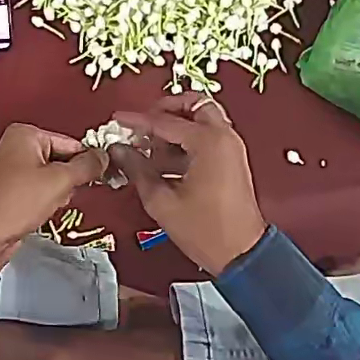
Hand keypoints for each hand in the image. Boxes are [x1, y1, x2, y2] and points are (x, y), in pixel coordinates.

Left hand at [0, 124, 108, 272]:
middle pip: (63, 158)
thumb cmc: (16, 204)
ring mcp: (12, 166)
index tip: (101, 177)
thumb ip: (87, 166)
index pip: (72, 143)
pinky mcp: (11, 187)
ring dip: (58, 191)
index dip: (87, 162)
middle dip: (69, 179)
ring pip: (53, 176)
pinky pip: (40, 187)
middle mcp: (17, 145)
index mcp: (26, 134)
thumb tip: (105, 156)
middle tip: (63, 194)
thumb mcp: (60, 181)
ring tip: (48, 203)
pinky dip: (46, 198)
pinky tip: (41, 210)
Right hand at [106, 96, 267, 275]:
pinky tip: (164, 161)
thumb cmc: (204, 230)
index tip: (118, 120)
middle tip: (143, 125)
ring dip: (176, 126)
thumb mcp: (162, 201)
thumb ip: (138, 170)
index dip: (137, 120)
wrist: (241, 253)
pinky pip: (208, 137)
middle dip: (166, 111)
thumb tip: (120, 150)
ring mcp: (230, 148)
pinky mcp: (231, 160)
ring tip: (149, 148)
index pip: (165, 121)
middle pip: (193, 105)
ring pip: (202, 119)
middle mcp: (223, 137)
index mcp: (208, 142)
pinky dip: (187, 140)